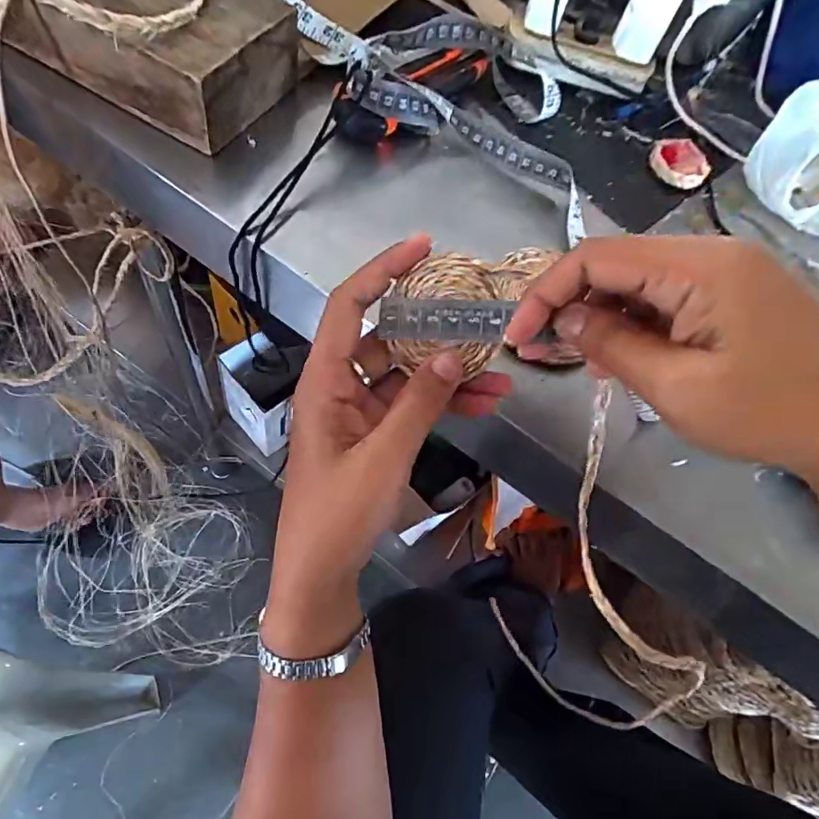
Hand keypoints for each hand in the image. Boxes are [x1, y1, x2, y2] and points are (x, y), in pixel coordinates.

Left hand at [268, 236, 510, 643]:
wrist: (320, 571)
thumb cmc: (338, 514)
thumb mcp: (384, 455)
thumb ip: (419, 403)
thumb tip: (453, 355)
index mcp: (324, 381)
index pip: (348, 307)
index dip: (381, 271)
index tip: (421, 247)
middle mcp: (339, 387)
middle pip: (386, 339)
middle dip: (432, 331)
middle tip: (477, 318)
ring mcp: (358, 413)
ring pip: (406, 376)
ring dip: (448, 375)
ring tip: (498, 376)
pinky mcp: (373, 436)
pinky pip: (410, 407)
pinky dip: (442, 404)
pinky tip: (483, 405)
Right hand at [505, 236, 818, 482]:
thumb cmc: (769, 413)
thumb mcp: (676, 388)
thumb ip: (614, 345)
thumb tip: (567, 318)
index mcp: (699, 267)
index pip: (597, 256)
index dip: (546, 292)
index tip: (520, 337)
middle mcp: (712, 254)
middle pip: (617, 264)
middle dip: (572, 306)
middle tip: (548, 356)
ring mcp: (730, 272)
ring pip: (641, 281)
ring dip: (604, 317)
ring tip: (588, 365)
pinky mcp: (739, 294)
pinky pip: (671, 297)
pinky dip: (638, 323)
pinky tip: (629, 359)